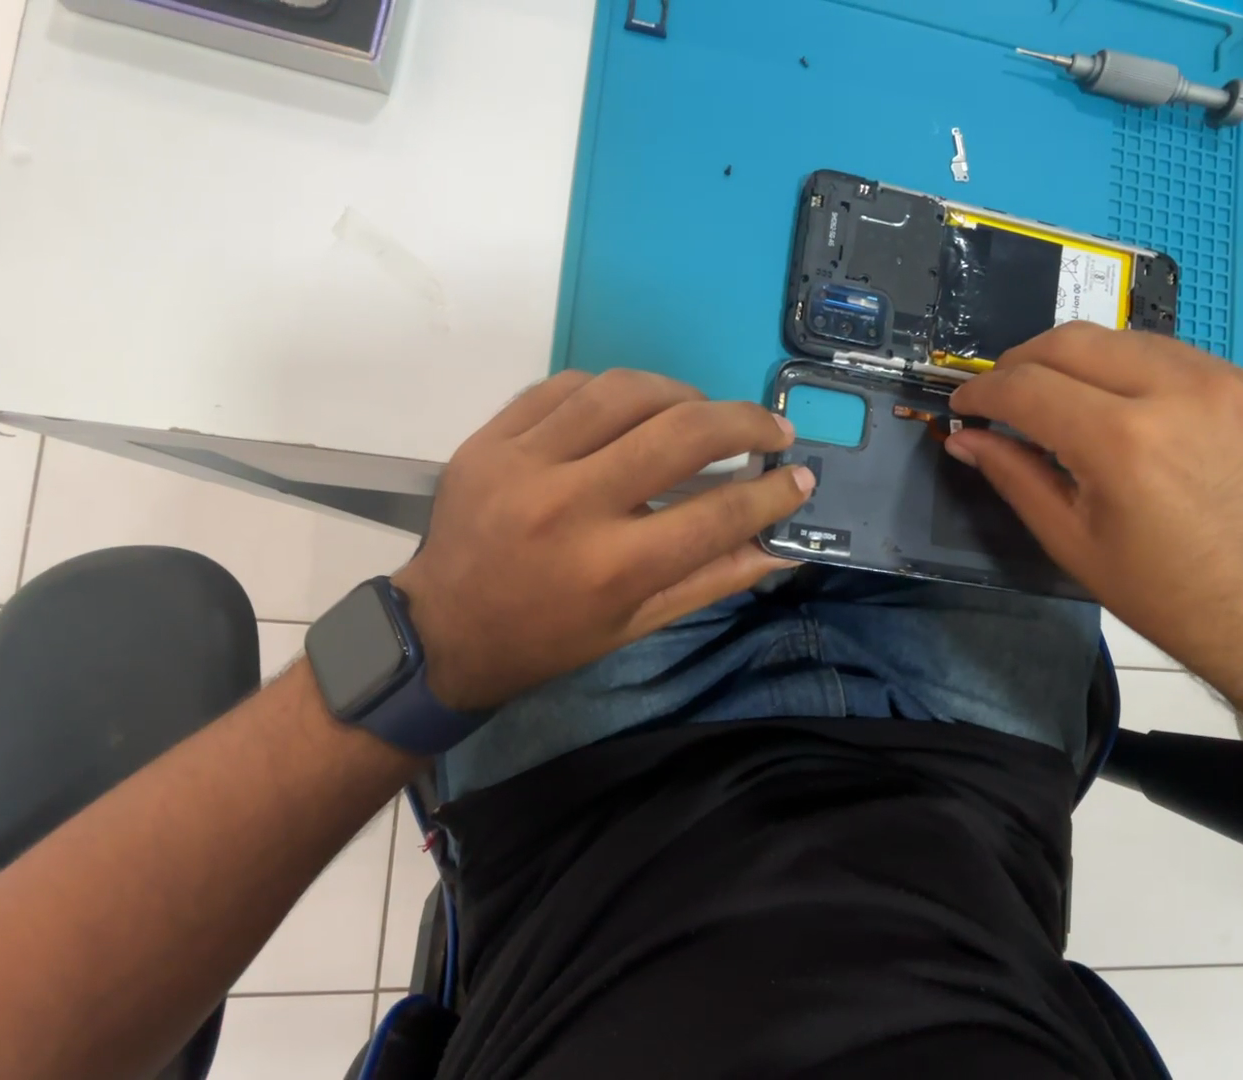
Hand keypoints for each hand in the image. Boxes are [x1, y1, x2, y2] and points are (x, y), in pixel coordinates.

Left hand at [393, 369, 813, 708]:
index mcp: (611, 568)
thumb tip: (780, 545)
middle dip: (745, 422)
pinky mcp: (491, 437)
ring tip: (706, 411)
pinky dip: (616, 390)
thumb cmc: (549, 639)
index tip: (799, 479)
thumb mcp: (636, 624)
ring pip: (626, 391)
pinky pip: (568, 385)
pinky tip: (635, 407)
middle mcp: (570, 505)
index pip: (716, 514)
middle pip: (681, 433)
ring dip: (684, 393)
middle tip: (772, 429)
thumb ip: (711, 579)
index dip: (771, 494)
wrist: (442, 630)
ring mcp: (524, 462)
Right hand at [944, 323, 1242, 714]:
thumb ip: (1015, 477)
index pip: (1027, 386)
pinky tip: (1112, 407)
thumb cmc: (1171, 598)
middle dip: (1020, 361)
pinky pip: (1166, 354)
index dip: (981, 391)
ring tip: (1051, 401)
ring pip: (1119, 338)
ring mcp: (1221, 380)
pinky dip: (1122, 368)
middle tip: (998, 397)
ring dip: (1071, 359)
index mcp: (1124, 442)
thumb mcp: (1074, 544)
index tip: (962, 404)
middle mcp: (1175, 390)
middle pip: (1070, 339)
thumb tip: (964, 439)